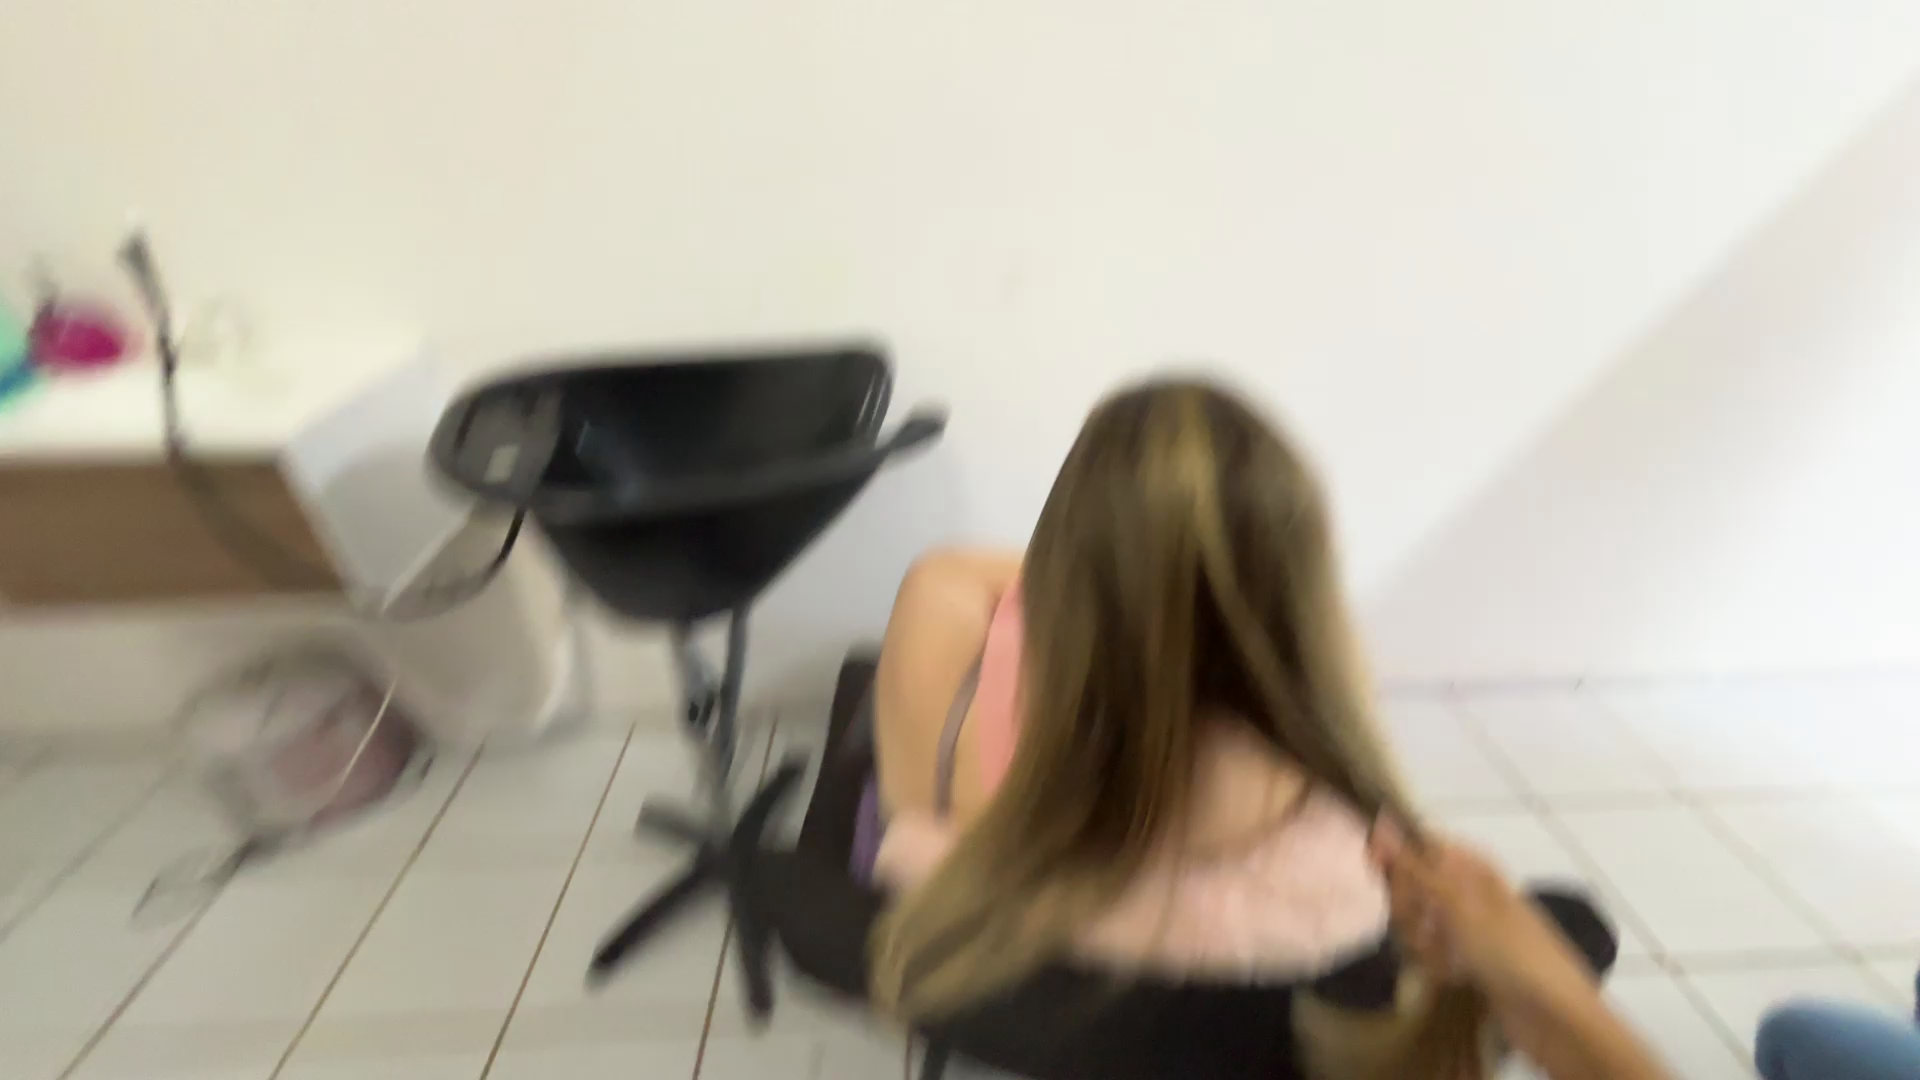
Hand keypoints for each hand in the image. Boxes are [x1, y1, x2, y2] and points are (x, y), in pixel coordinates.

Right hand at [1369, 819, 1597, 1004]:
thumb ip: (1412, 864)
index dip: (1394, 857)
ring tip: (1439, 956)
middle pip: (1410, 881)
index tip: (1380, 874)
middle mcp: (1467, 887)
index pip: (1415, 842)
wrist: (1559, 1020)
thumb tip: (1381, 820)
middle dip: (1407, 905)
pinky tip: (1451, 973)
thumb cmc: (1509, 950)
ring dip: (1420, 938)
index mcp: (1470, 864)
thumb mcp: (1456, 903)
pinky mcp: (1469, 956)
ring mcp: (1469, 923)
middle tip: (1420, 923)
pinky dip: (1435, 960)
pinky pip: (1432, 947)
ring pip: (1417, 917)